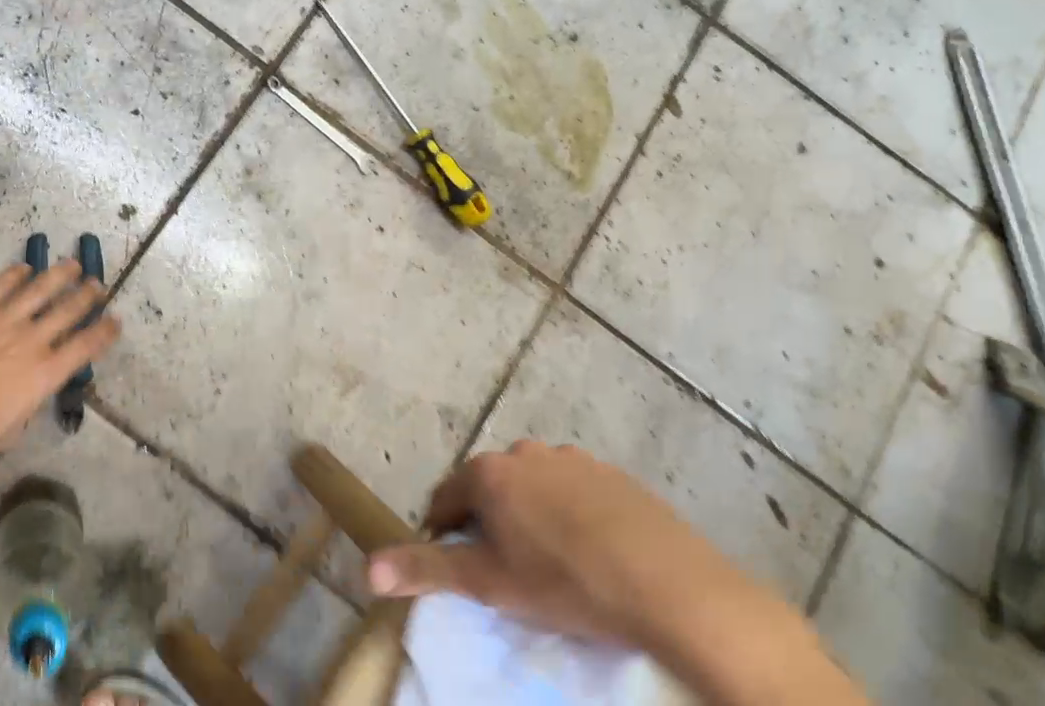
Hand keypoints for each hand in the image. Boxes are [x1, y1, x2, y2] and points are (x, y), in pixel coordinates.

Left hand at [0, 260, 117, 463]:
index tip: (115, 320)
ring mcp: (2, 321)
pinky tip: (24, 268)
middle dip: (87, 296)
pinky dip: (15, 275)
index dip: (104, 332)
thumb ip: (26, 406)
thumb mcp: (13, 429)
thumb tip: (26, 396)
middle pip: (68, 311)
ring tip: (72, 265)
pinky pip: (0, 287)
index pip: (85, 347)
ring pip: (38, 290)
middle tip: (98, 285)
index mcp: (45, 374)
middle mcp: (31, 341)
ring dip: (58, 276)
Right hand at [365, 440, 756, 648]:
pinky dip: (572, 516)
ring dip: (531, 516)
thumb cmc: (567, 584)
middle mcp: (525, 453)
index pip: (444, 498)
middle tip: (509, 570)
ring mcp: (575, 460)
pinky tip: (593, 553)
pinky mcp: (617, 477)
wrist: (677, 591)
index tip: (464, 569)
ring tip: (554, 564)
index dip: (445, 534)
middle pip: (489, 488)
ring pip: (534, 488)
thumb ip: (425, 568)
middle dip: (489, 522)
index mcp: (488, 473)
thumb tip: (367, 569)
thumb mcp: (488, 583)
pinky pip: (576, 493)